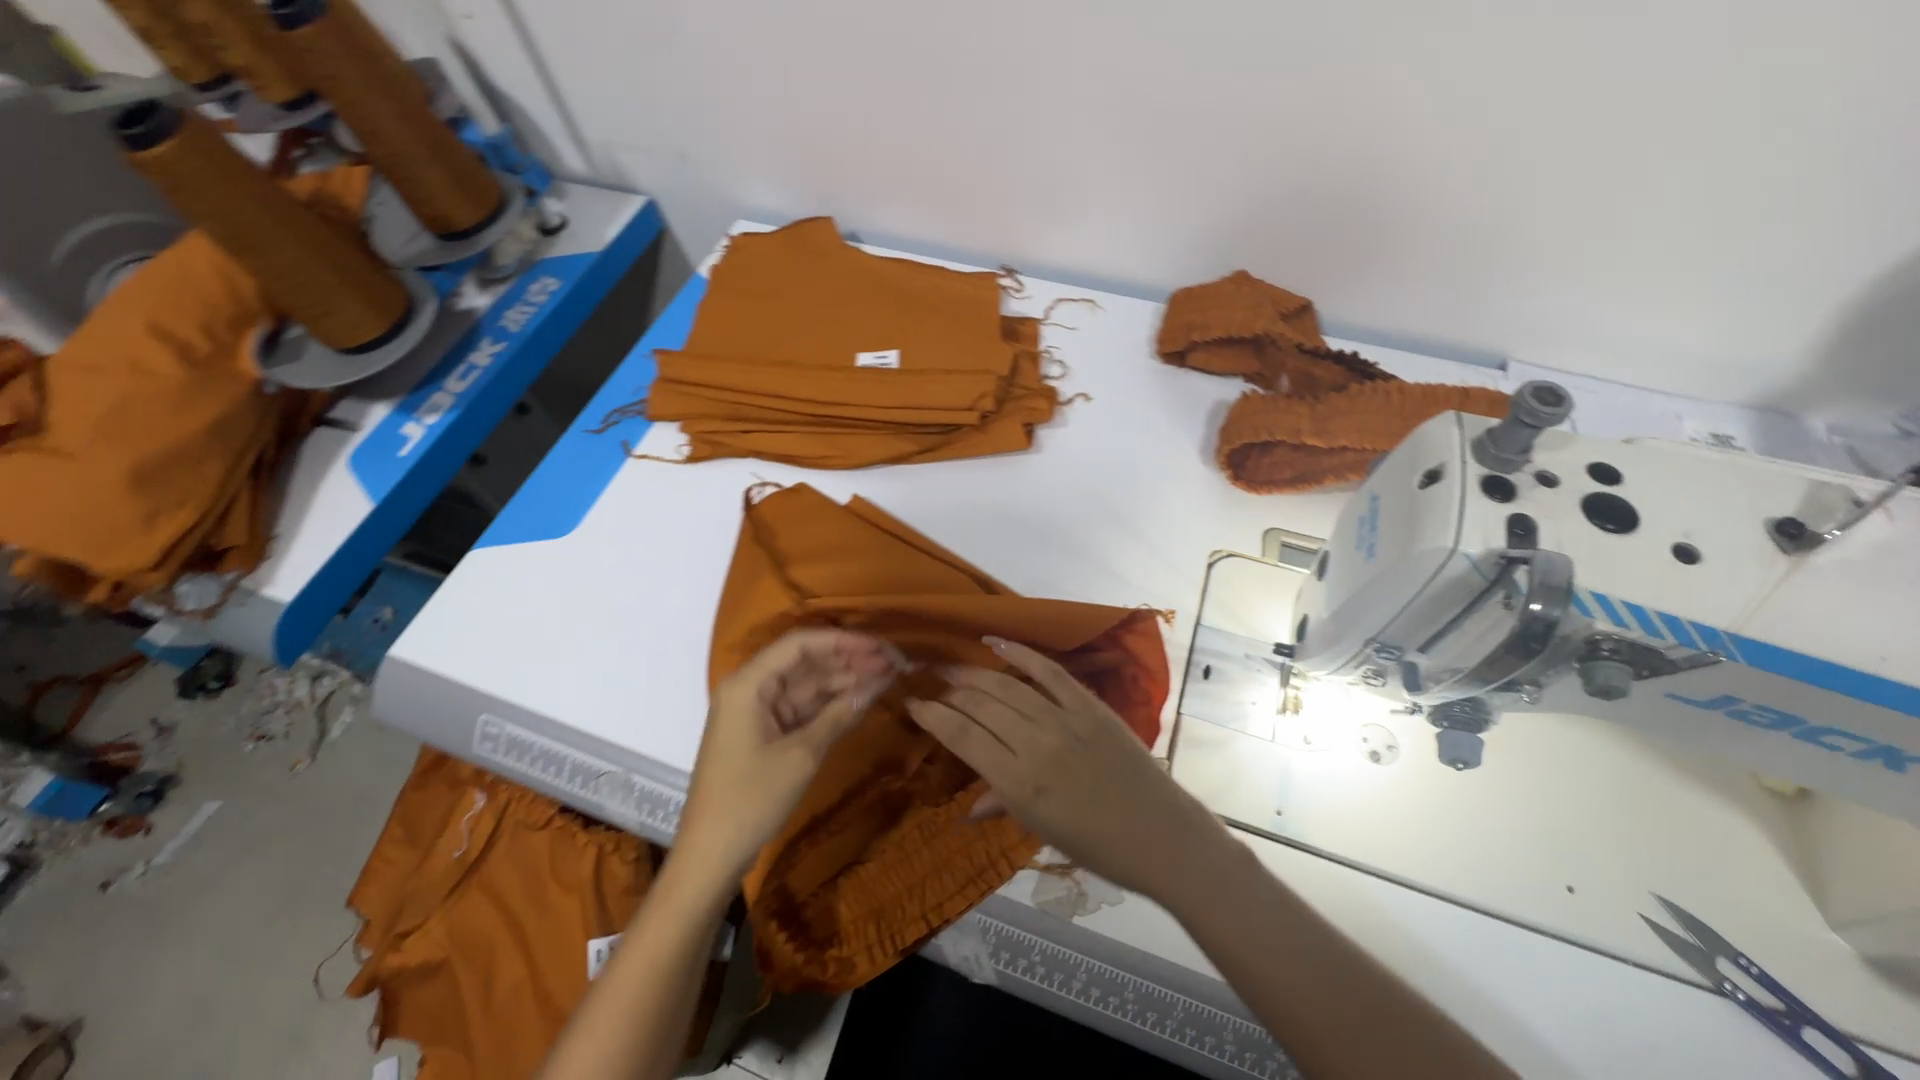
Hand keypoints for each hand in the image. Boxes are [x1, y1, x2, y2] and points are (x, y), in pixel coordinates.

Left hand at [674, 629, 902, 882]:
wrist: (712, 853)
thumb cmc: (751, 800)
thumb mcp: (801, 755)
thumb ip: (840, 714)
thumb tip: (878, 683)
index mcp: (748, 684)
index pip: (800, 644)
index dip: (843, 642)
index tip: (881, 648)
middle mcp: (750, 689)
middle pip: (804, 662)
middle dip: (848, 660)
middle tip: (893, 662)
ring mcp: (756, 712)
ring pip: (806, 685)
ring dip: (843, 681)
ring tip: (887, 677)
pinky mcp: (764, 733)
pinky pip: (801, 708)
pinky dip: (830, 705)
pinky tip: (862, 700)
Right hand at [904, 636, 1225, 899]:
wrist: (1161, 836)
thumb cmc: (1098, 846)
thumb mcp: (1040, 830)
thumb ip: (999, 806)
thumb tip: (964, 810)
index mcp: (1017, 782)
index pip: (961, 735)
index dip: (931, 715)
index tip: (912, 703)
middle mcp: (1034, 743)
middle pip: (979, 704)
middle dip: (949, 691)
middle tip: (930, 682)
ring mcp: (1065, 719)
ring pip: (1007, 685)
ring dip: (974, 673)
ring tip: (951, 667)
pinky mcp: (1090, 706)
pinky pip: (1049, 671)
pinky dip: (1021, 653)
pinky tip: (995, 643)